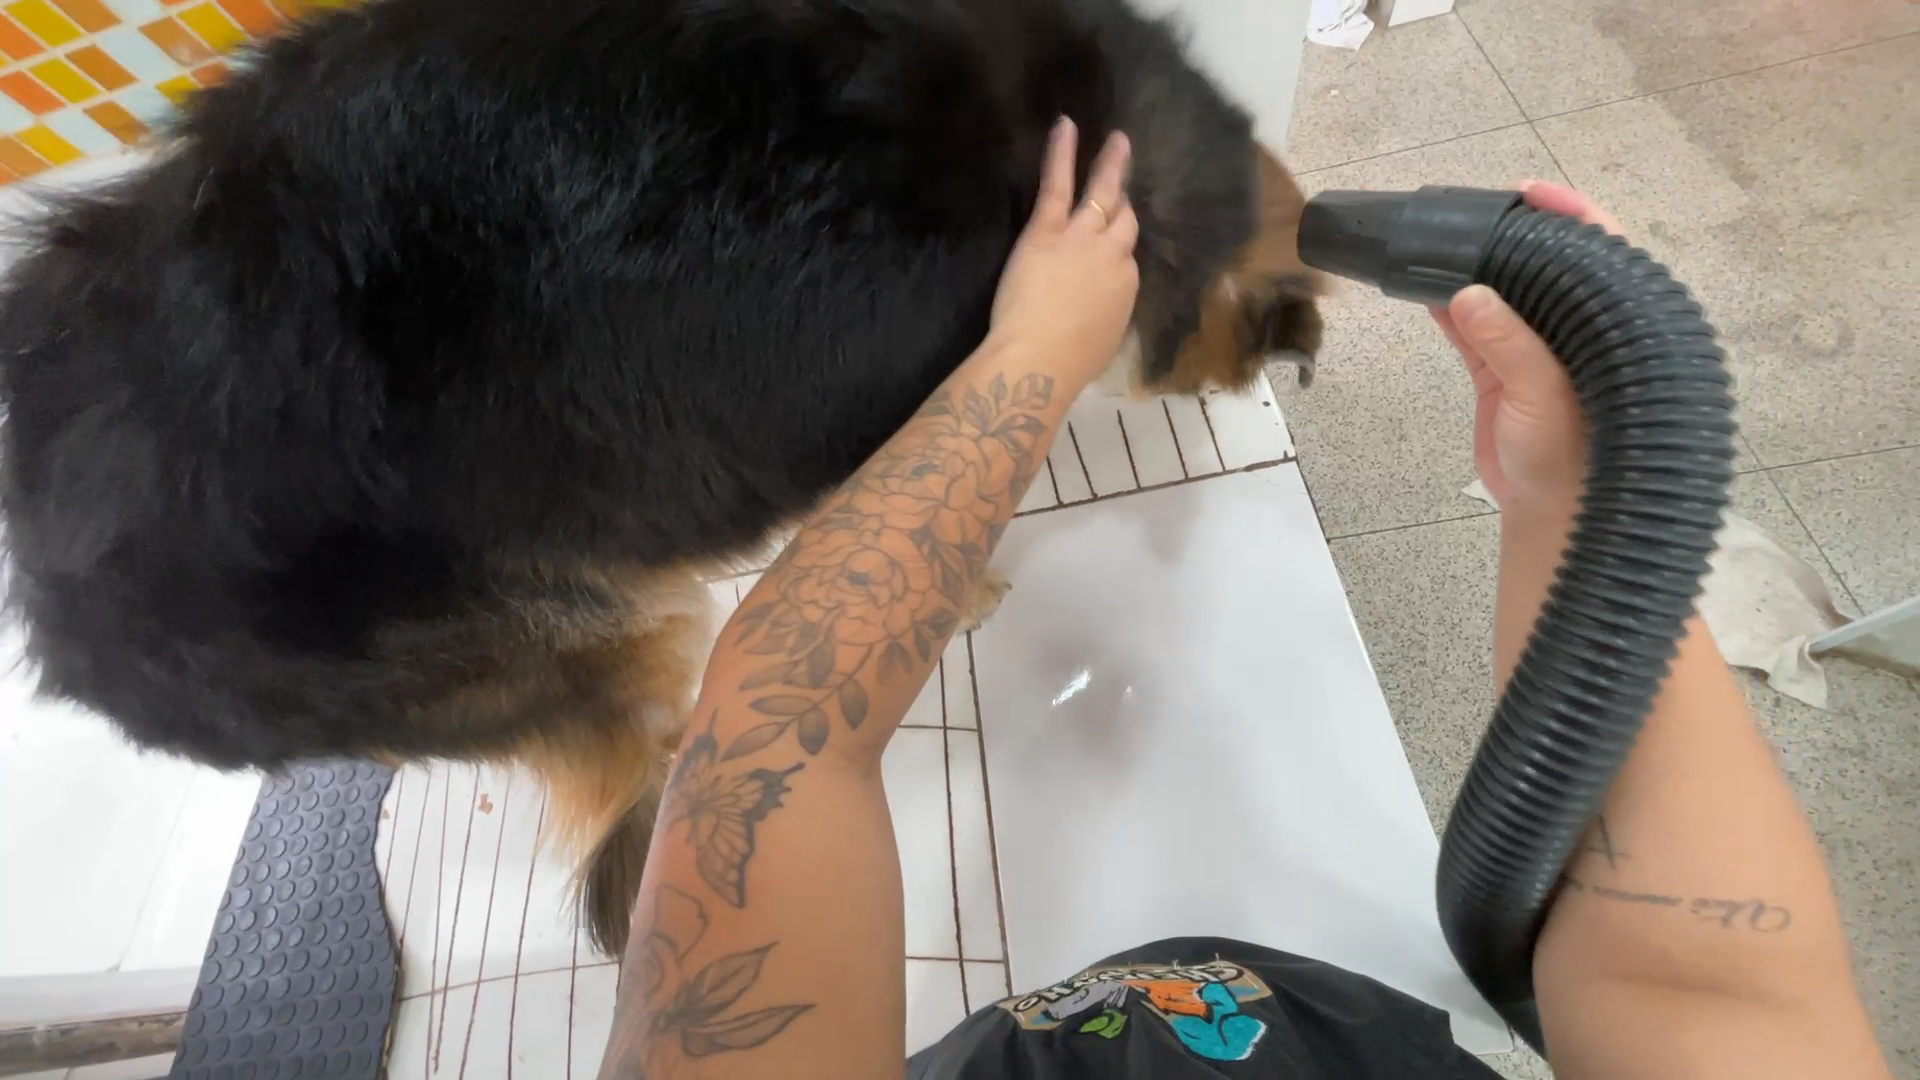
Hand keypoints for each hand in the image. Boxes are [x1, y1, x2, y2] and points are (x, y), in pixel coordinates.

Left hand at [987, 118, 1139, 388]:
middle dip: (1125, 203)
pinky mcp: (1046, 232)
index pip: (1125, 258)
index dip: (1117, 252)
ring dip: (1111, 166)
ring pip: (1103, 194)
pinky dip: (1061, 154)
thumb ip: (1105, 316)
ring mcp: (1081, 239)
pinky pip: (1057, 185)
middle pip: (1124, 221)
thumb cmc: (1068, 365)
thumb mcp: (1102, 342)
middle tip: (1128, 178)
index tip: (1111, 250)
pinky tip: (1065, 126)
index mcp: (1125, 287)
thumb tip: (1099, 311)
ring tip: (1118, 140)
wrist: (1039, 361)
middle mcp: (1112, 256)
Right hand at [1431, 181, 1623, 514]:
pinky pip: (1472, 333)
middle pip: (1546, 270)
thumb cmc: (1567, 450)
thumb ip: (1510, 344)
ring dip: (1474, 275)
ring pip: (1504, 299)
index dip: (1569, 217)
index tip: (1528, 193)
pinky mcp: (1498, 375)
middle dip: (1513, 241)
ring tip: (1442, 245)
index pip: (1598, 253)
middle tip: (1471, 216)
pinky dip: (1451, 313)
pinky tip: (1428, 290)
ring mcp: (1532, 352)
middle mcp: (1573, 328)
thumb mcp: (1543, 394)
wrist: (1550, 506)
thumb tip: (1467, 295)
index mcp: (1609, 323)